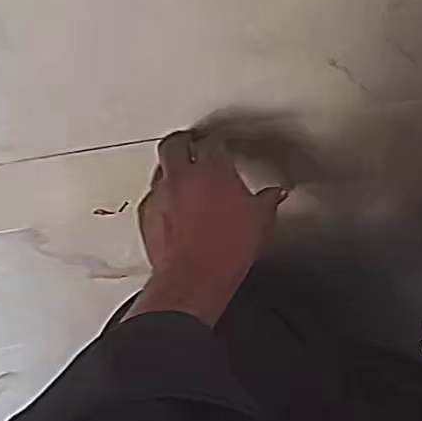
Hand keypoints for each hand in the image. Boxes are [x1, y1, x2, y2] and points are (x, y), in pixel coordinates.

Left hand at [126, 130, 287, 326]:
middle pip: (176, 144)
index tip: (222, 146)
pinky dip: (162, 195)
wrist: (194, 279)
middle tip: (192, 144)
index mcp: (213, 170)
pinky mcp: (147, 215)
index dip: (217, 143)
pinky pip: (152, 195)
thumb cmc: (226, 250)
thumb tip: (275, 194)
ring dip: (171, 168)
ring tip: (182, 174)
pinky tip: (172, 204)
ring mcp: (162, 194)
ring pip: (160, 168)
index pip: (212, 143)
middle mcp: (183, 177)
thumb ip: (267, 200)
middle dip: (184, 141)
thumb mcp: (260, 221)